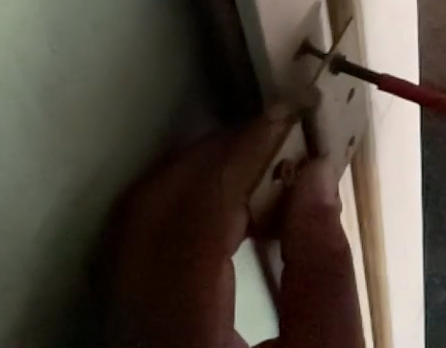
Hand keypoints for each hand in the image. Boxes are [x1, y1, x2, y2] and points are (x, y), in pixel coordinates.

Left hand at [104, 111, 361, 347]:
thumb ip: (324, 272)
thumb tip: (315, 177)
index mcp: (179, 347)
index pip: (192, 222)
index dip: (237, 157)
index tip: (283, 119)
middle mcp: (131, 339)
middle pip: (145, 217)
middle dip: (209, 160)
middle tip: (273, 136)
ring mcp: (121, 340)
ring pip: (132, 232)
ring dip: (193, 182)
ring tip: (259, 163)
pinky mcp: (129, 340)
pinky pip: (138, 256)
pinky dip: (181, 215)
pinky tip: (229, 210)